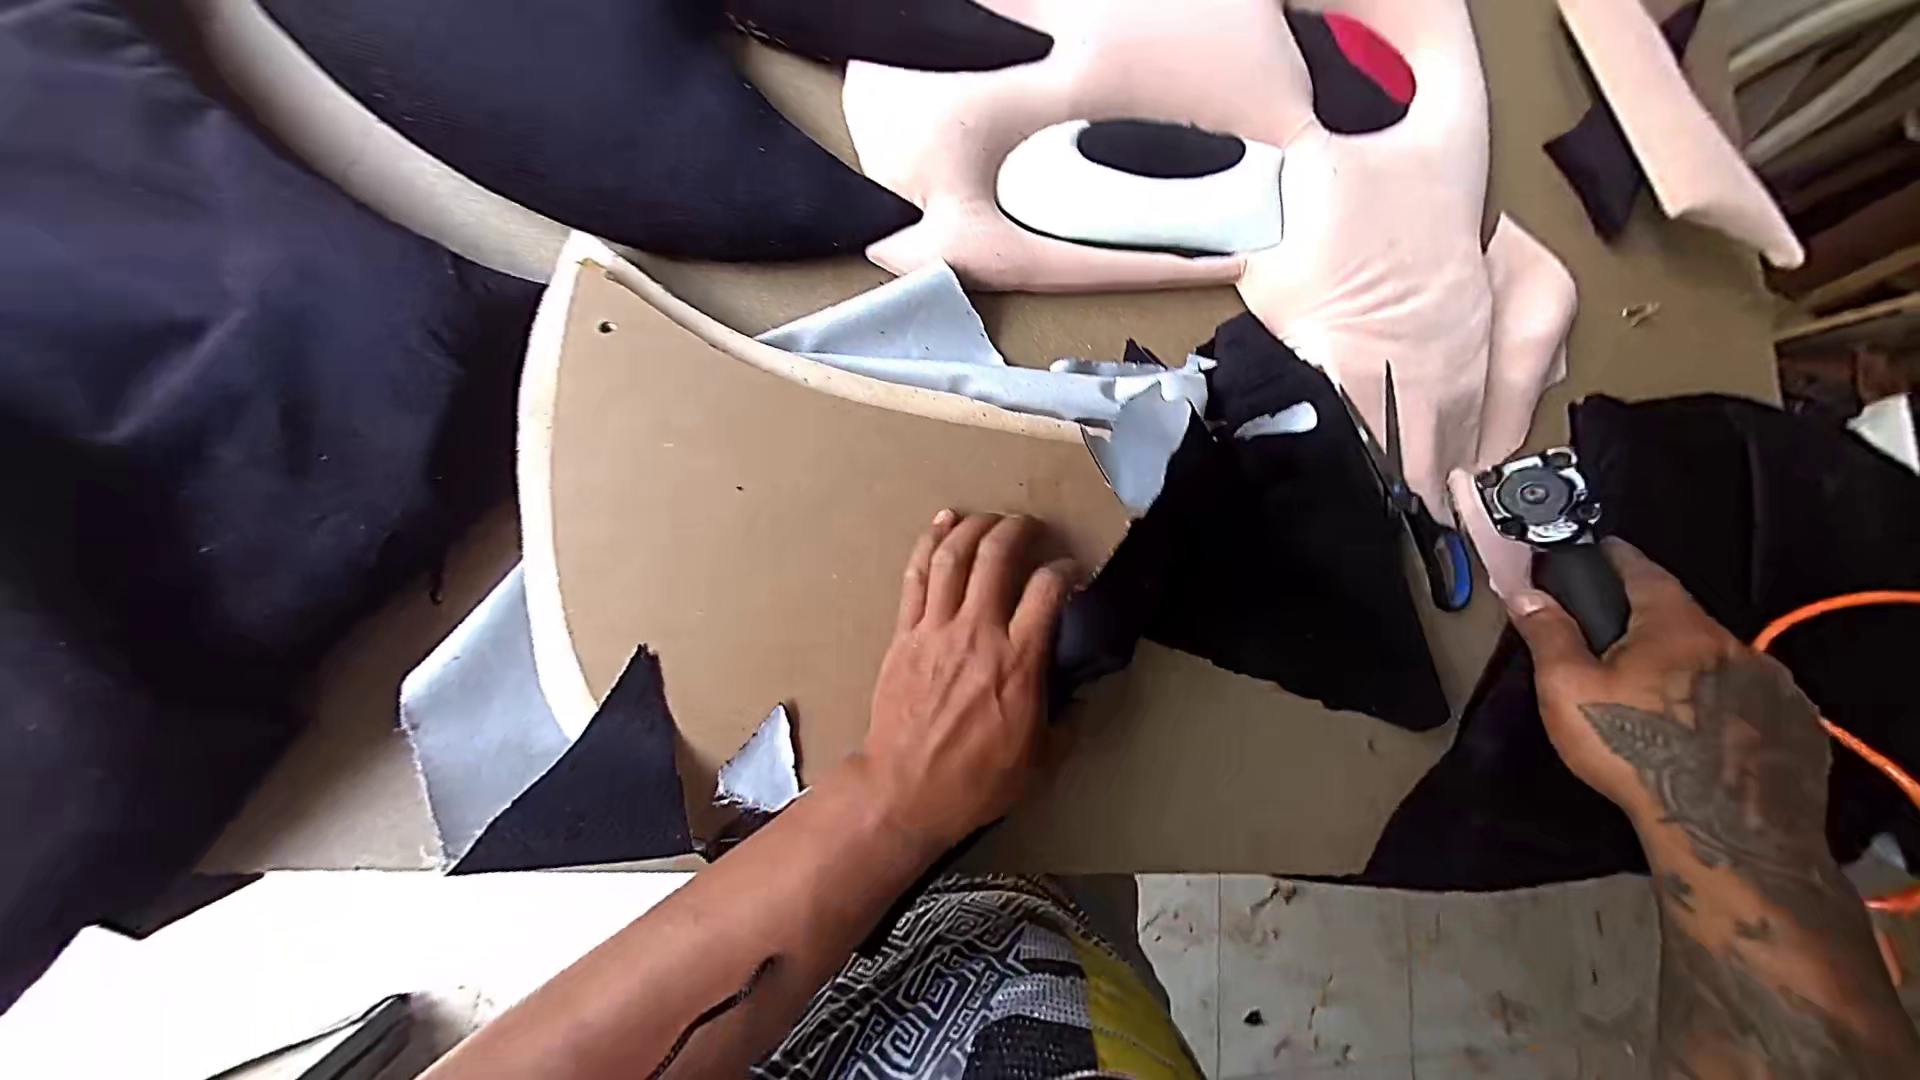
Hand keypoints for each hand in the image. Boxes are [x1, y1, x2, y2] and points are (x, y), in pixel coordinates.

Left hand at [854, 510, 1076, 852]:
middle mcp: (978, 633)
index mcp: (1018, 661)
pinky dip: (930, 543)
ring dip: (974, 527)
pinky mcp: (905, 633)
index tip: (1070, 571)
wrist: (905, 790)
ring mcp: (936, 629)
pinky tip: (943, 522)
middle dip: (1017, 530)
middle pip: (996, 557)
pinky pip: (917, 576)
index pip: (1048, 590)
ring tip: (988, 518)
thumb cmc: (976, 780)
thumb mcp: (1040, 758)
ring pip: (954, 557)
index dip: (1065, 569)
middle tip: (1028, 526)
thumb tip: (1079, 694)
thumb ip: (1066, 719)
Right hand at [1502, 539, 1829, 848]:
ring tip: (1645, 691)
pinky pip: (1744, 696)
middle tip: (1605, 638)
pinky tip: (1688, 724)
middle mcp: (1737, 648)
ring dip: (1681, 662)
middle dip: (1644, 621)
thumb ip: (1547, 634)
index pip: (1646, 574)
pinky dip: (1712, 696)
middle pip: (1681, 620)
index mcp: (1678, 630)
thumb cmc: (1632, 747)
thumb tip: (1525, 592)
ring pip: (1714, 659)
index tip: (1603, 547)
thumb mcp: (1566, 687)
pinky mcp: (1796, 730)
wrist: (1724, 831)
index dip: (1619, 556)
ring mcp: (1776, 690)